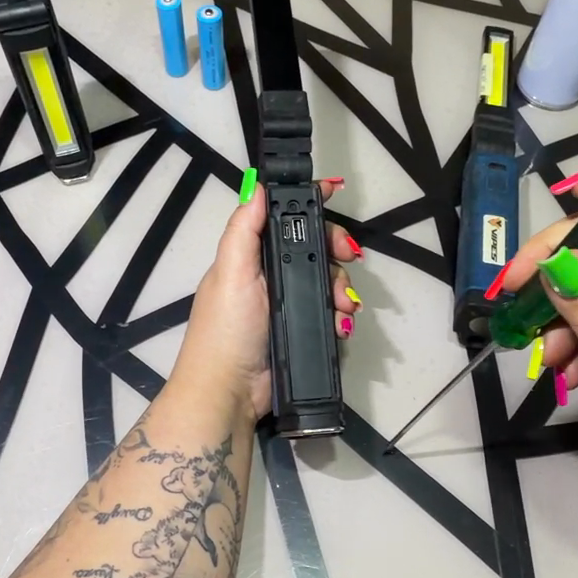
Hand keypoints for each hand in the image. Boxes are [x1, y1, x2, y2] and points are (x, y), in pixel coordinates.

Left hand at [169, 180, 360, 418]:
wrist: (229, 391)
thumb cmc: (226, 328)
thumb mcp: (230, 272)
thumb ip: (243, 229)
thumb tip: (256, 185)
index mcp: (251, 257)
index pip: (284, 220)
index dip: (309, 204)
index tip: (334, 191)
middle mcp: (270, 277)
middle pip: (314, 249)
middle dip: (336, 250)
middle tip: (350, 257)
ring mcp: (287, 305)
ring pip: (328, 282)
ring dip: (343, 288)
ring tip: (345, 306)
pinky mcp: (301, 331)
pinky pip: (330, 313)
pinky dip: (340, 315)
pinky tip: (342, 323)